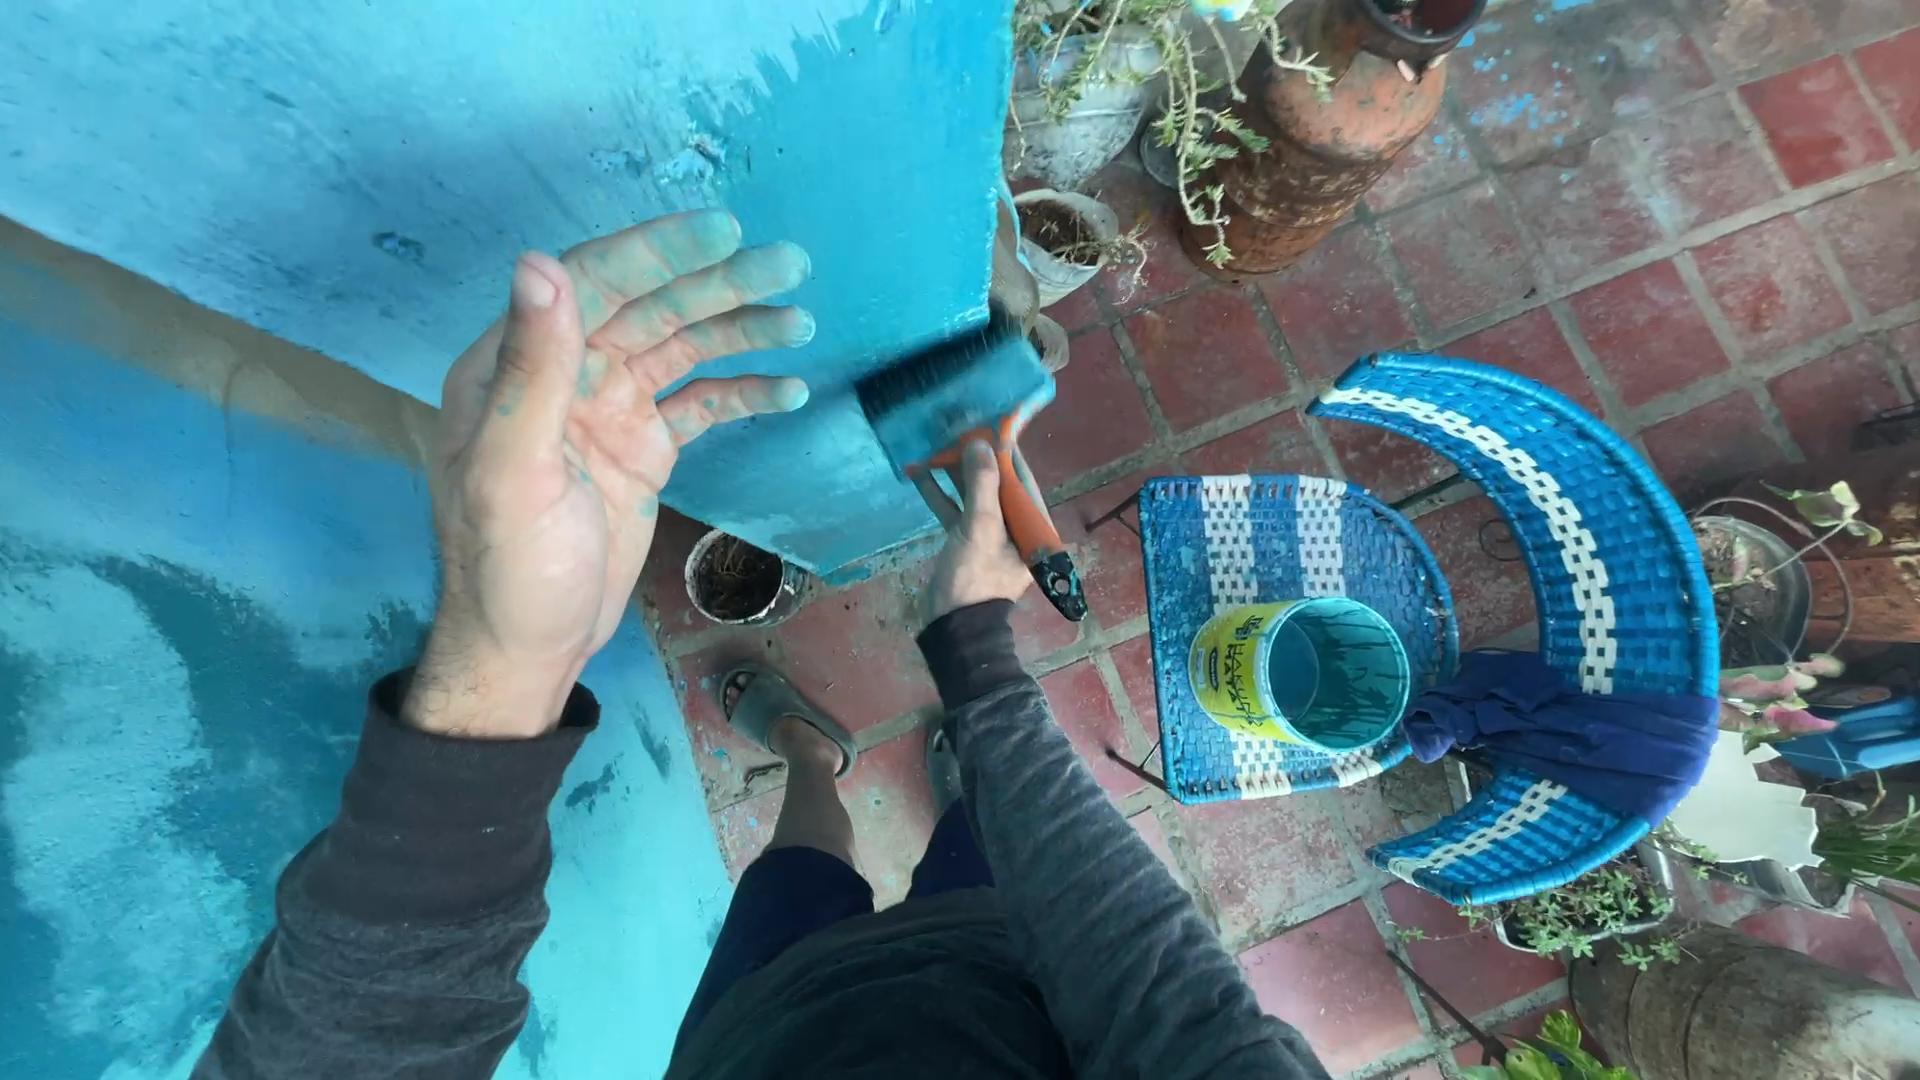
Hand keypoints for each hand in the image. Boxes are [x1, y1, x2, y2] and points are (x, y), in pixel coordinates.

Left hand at [407, 211, 814, 737]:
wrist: (535, 641)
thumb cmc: (510, 567)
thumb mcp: (511, 474)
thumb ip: (531, 372)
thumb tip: (540, 264)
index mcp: (521, 365)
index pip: (595, 285)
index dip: (660, 255)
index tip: (727, 233)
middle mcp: (570, 373)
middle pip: (653, 311)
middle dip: (721, 285)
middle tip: (790, 265)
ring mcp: (613, 409)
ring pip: (685, 353)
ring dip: (742, 334)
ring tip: (801, 322)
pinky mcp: (647, 446)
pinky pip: (701, 406)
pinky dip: (743, 394)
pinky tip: (787, 388)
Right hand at [926, 440, 1033, 623]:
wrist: (953, 628)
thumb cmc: (974, 577)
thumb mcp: (980, 527)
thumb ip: (983, 483)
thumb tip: (980, 443)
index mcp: (1031, 526)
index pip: (1022, 478)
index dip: (1006, 450)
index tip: (990, 421)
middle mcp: (1014, 528)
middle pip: (996, 484)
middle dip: (975, 458)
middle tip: (956, 428)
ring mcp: (988, 536)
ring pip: (972, 495)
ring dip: (952, 473)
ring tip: (934, 444)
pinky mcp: (964, 543)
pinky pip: (955, 512)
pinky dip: (939, 495)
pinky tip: (918, 473)